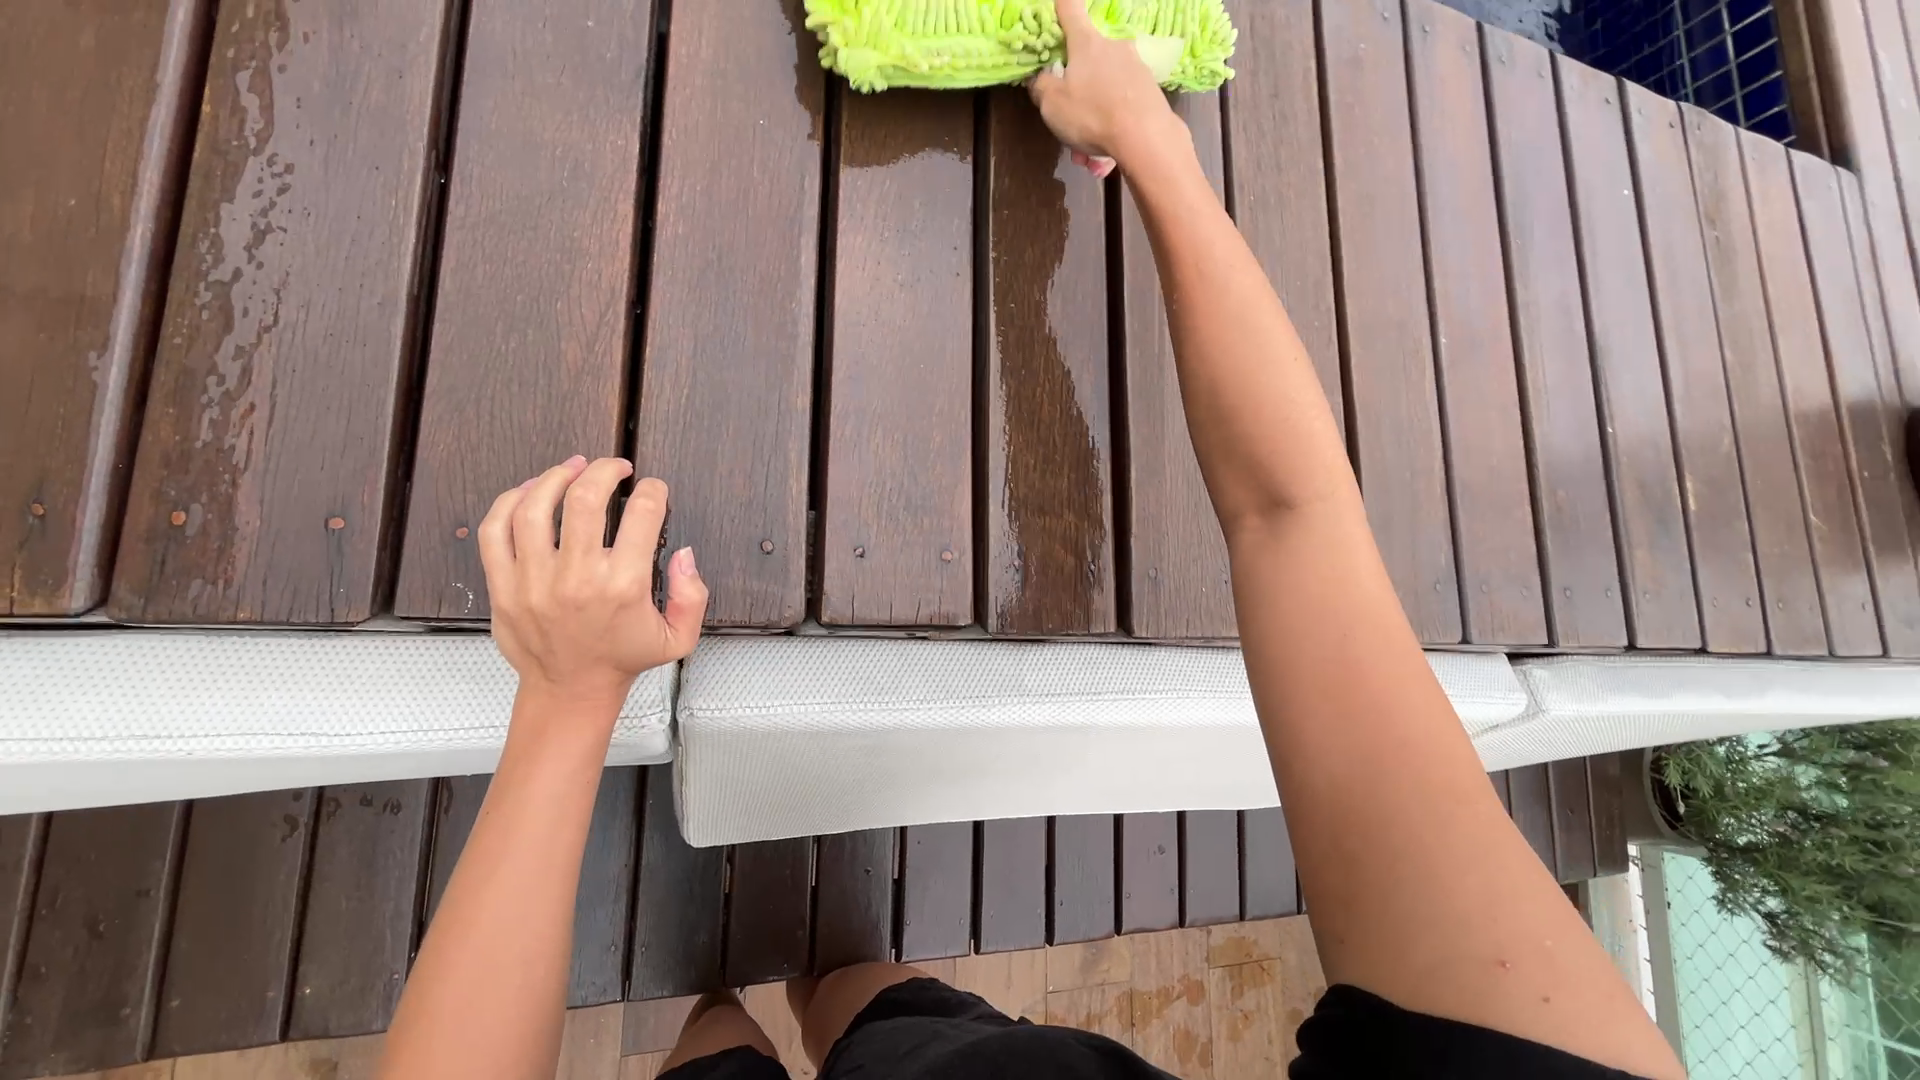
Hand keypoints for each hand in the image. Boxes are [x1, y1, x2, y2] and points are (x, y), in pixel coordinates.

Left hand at [479, 456, 708, 710]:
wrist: (570, 688)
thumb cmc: (622, 658)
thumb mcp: (678, 637)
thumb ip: (692, 595)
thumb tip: (684, 553)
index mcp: (624, 586)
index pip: (642, 514)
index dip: (652, 490)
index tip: (652, 489)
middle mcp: (578, 579)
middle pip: (586, 499)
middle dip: (605, 470)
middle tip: (615, 467)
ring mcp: (535, 581)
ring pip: (536, 506)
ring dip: (556, 476)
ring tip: (572, 467)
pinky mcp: (504, 585)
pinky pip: (496, 529)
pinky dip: (511, 501)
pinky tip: (530, 491)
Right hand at [1028, 0, 1187, 175]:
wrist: (1145, 136)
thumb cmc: (1092, 114)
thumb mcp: (1052, 105)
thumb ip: (1041, 87)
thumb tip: (1041, 78)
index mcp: (1086, 43)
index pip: (1070, 10)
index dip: (1060, 8)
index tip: (1056, 12)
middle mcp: (1113, 47)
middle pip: (1089, 61)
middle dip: (1078, 92)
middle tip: (1070, 123)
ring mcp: (1136, 67)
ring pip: (1105, 92)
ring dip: (1094, 120)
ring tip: (1089, 156)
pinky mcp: (1150, 90)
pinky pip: (1122, 108)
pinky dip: (1112, 128)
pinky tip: (1107, 157)